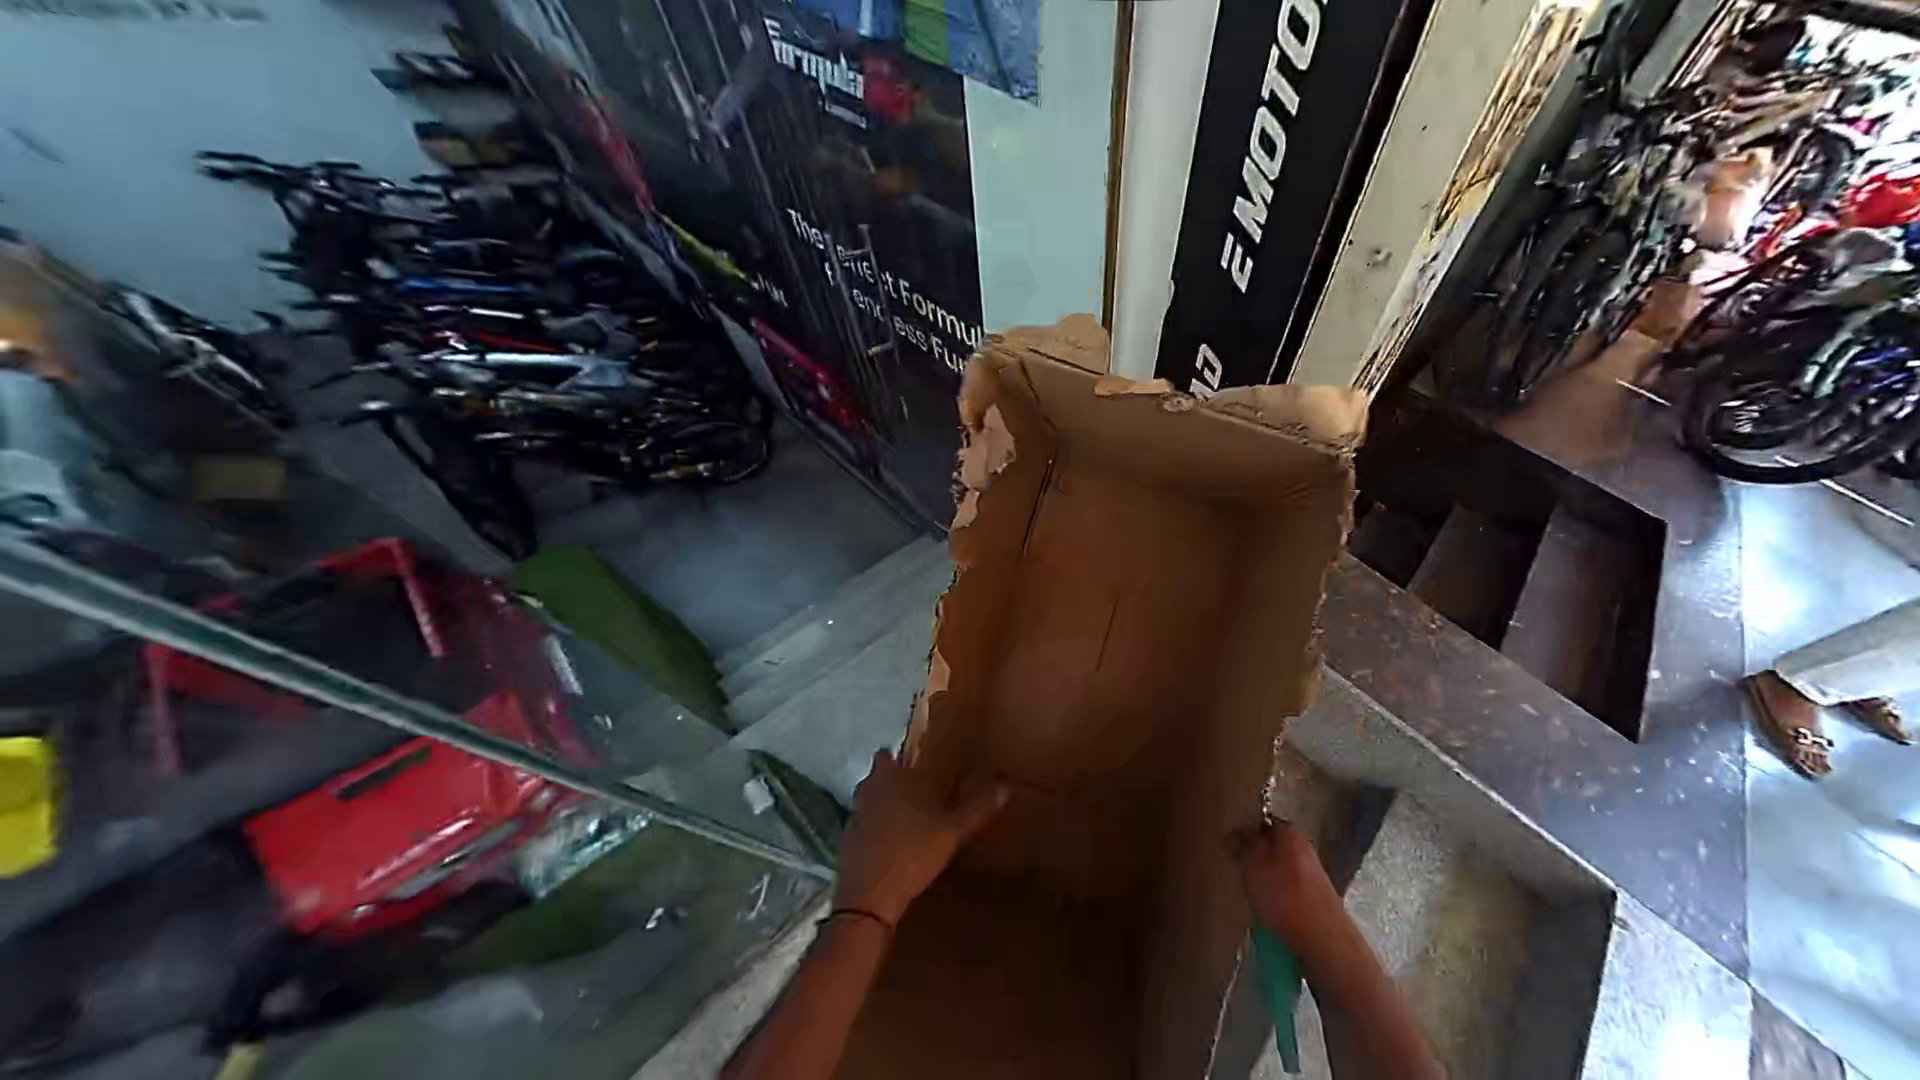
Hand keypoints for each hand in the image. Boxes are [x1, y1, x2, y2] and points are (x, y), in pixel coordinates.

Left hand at [833, 749, 1007, 925]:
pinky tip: (890, 846)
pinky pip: (862, 827)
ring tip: (906, 818)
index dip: (896, 756)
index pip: (885, 754)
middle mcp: (866, 792)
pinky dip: (873, 830)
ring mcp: (853, 818)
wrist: (871, 897)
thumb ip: (977, 808)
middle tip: (915, 791)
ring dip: (881, 805)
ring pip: (866, 801)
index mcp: (888, 778)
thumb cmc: (912, 852)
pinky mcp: (846, 843)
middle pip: (874, 777)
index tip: (912, 763)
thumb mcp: (952, 830)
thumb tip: (1005, 786)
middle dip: (891, 780)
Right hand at [1229, 820, 1340, 944]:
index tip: (1227, 845)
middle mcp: (1305, 849)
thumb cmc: (1285, 900)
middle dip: (1253, 857)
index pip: (1260, 821)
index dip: (1242, 831)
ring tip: (1251, 894)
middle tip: (1237, 869)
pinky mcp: (1317, 900)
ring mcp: (1314, 876)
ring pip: (1278, 870)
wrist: (1327, 945)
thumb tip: (1234, 834)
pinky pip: (1288, 891)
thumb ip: (1241, 846)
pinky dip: (1277, 898)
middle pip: (1270, 847)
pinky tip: (1269, 912)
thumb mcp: (1252, 867)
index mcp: (1290, 834)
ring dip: (1264, 879)